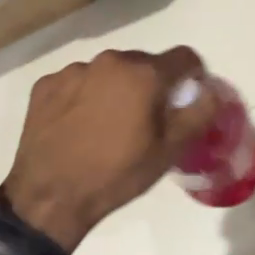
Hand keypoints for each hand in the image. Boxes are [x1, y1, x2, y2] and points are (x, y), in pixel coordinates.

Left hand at [1, 47, 216, 249]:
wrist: (49, 197)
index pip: (185, 56)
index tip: (186, 99)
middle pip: (145, 63)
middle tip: (147, 119)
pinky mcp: (45, 85)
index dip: (192, 76)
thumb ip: (200, 112)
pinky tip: (80, 126)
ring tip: (109, 125)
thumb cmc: (117, 174)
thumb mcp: (171, 150)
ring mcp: (73, 71)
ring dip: (117, 89)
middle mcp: (109, 61)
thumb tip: (209, 90)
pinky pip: (78, 82)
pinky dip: (85, 96)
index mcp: (144, 73)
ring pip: (110, 72)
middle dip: (152, 84)